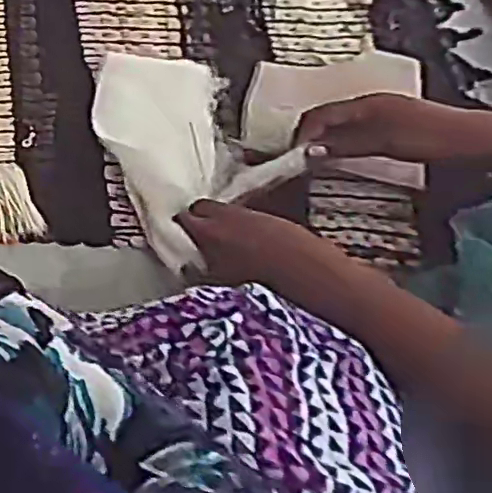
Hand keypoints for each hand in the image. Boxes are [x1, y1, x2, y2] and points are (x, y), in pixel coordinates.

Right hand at [175, 199, 367, 313]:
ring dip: (224, 224)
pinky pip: (253, 220)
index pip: (177, 218)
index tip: (173, 239)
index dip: (173, 228)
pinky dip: (249, 229)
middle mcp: (226, 216)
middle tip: (197, 238)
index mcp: (203, 230)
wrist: (318, 280)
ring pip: (228, 213)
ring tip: (227, 246)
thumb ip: (192, 269)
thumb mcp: (212, 282)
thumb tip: (182, 265)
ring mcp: (255, 215)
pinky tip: (254, 249)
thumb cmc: (258, 284)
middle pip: (200, 208)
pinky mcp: (280, 221)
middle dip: (197, 218)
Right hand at [293, 93, 491, 163]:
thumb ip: (345, 145)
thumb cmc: (439, 139)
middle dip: (310, 137)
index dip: (302, 134)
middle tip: (301, 159)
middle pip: (326, 119)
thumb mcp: (386, 143)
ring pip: (340, 126)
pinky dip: (342, 144)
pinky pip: (355, 132)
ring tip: (319, 159)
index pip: (319, 115)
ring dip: (326, 141)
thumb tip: (306, 151)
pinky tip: (345, 156)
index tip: (294, 155)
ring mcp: (386, 115)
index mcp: (368, 104)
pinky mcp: (395, 126)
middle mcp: (373, 105)